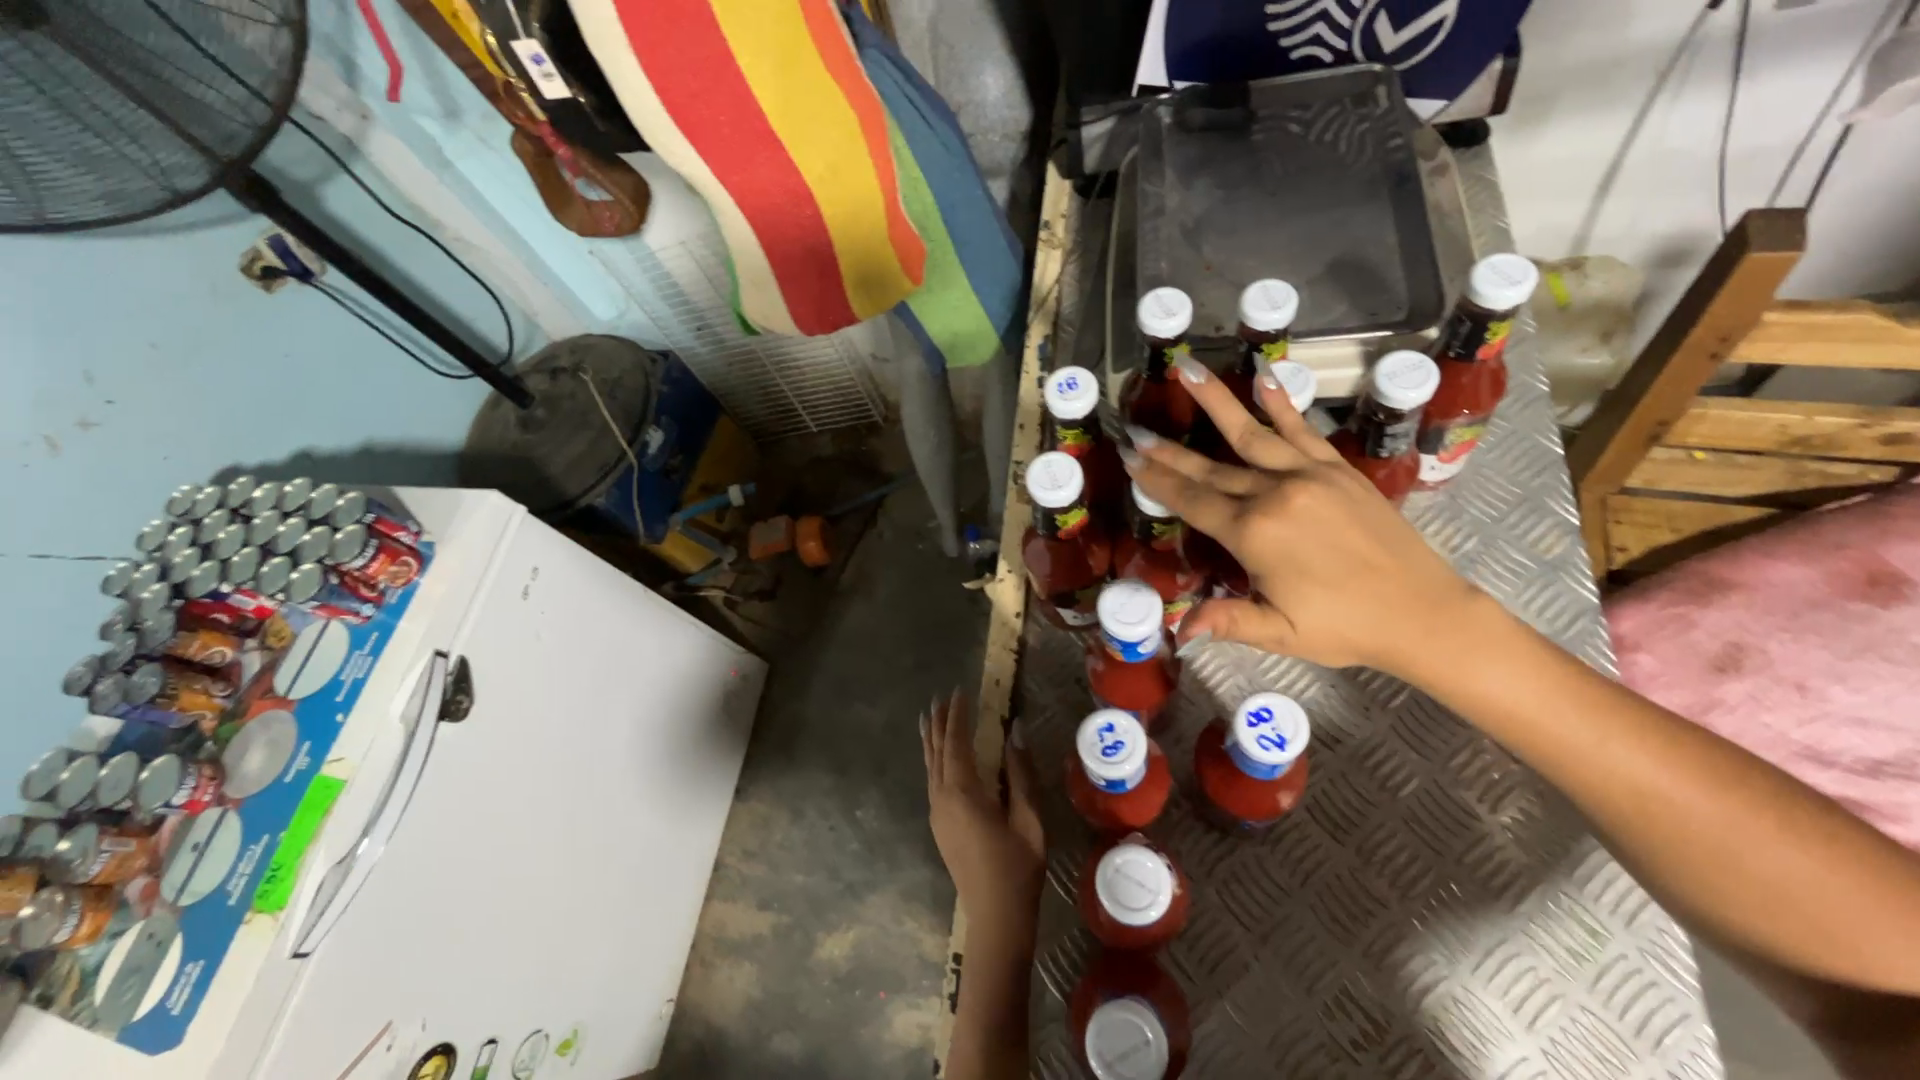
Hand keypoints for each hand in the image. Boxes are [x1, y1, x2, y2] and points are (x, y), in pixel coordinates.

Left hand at [922, 689, 1044, 934]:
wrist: (995, 914)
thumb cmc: (1018, 865)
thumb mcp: (1029, 817)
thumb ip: (1020, 772)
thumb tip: (1015, 730)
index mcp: (963, 792)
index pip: (957, 742)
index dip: (958, 716)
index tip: (960, 691)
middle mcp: (942, 798)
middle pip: (938, 752)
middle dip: (941, 723)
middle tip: (941, 697)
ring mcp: (937, 814)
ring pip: (930, 767)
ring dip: (933, 740)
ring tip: (930, 718)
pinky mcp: (939, 826)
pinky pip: (932, 781)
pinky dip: (934, 761)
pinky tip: (938, 759)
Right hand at [1123, 357, 1482, 677]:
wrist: (1422, 611)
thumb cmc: (1346, 627)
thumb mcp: (1281, 634)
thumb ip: (1228, 621)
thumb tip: (1177, 632)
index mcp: (1254, 534)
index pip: (1194, 501)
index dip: (1159, 482)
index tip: (1131, 460)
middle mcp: (1276, 494)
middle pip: (1211, 468)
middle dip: (1169, 451)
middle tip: (1136, 430)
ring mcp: (1309, 476)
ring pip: (1251, 433)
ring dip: (1216, 401)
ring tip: (1187, 370)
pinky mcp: (1338, 470)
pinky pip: (1303, 430)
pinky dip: (1282, 404)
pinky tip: (1264, 379)